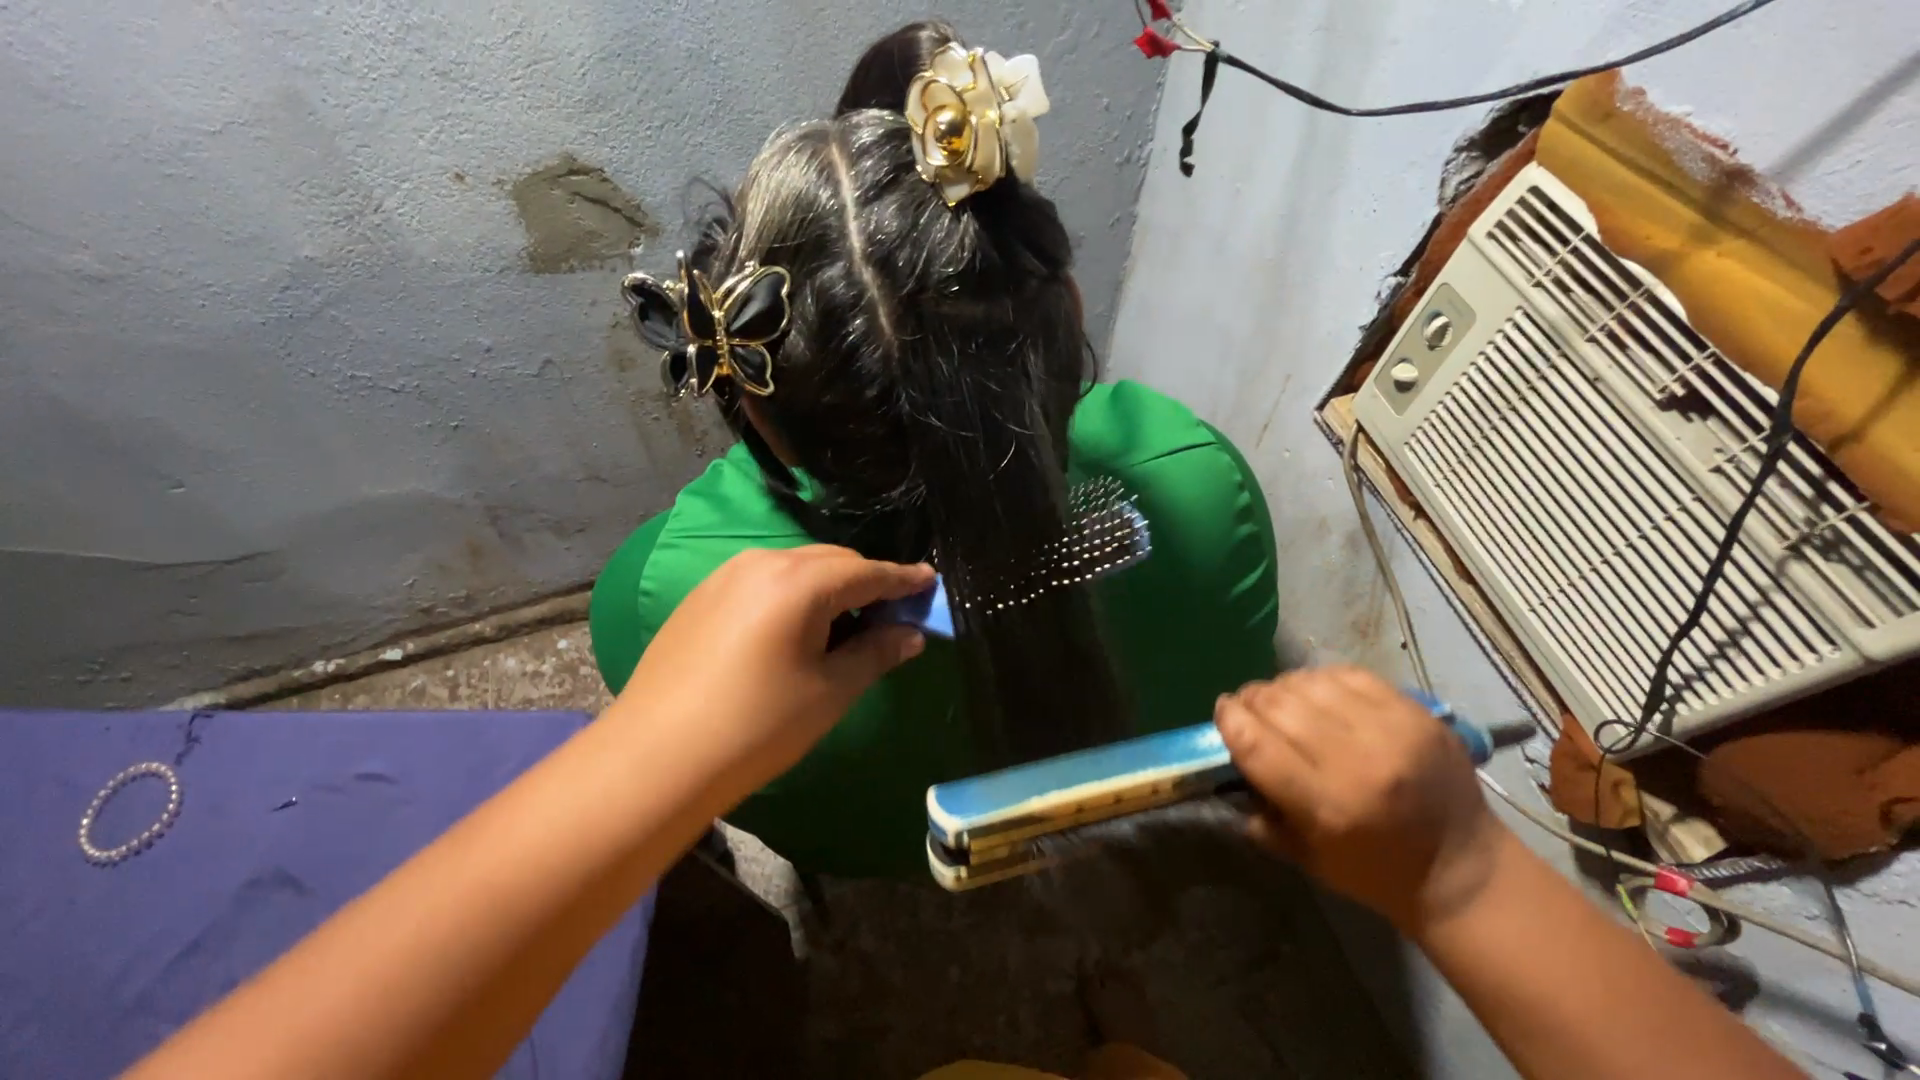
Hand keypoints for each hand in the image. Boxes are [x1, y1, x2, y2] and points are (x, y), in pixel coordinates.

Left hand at [613, 546, 934, 803]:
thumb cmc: (758, 726)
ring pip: (797, 569)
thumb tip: (910, 634)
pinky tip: (797, 631)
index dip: (903, 579)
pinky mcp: (702, 596)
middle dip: (867, 583)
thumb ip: (876, 653)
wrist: (658, 756)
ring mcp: (726, 576)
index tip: (930, 581)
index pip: (867, 571)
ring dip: (830, 589)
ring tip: (846, 628)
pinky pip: (765, 582)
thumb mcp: (830, 691)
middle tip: (893, 617)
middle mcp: (762, 562)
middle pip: (832, 562)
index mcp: (799, 582)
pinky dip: (794, 596)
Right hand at [1214, 667, 1504, 933]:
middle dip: (1252, 701)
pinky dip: (1322, 680)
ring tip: (1281, 699)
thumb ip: (1261, 810)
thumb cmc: (1374, 873)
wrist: (1463, 869)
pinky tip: (1318, 693)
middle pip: (1279, 706)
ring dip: (1284, 687)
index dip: (1229, 720)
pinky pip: (1350, 675)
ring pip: (1310, 683)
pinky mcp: (1416, 712)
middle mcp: (1359, 761)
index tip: (1222, 713)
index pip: (1257, 743)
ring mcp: (1392, 731)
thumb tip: (1231, 760)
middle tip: (1248, 708)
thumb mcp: (1305, 857)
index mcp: (1328, 806)